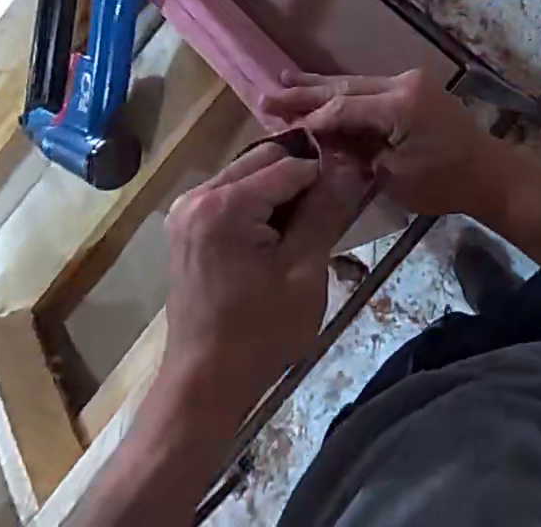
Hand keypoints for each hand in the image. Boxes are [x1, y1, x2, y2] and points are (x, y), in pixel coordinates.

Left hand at [160, 139, 371, 393]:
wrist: (205, 383)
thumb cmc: (260, 332)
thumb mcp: (305, 269)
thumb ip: (327, 210)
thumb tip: (353, 167)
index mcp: (224, 205)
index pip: (291, 164)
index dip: (326, 176)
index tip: (350, 194)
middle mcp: (197, 196)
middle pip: (266, 158)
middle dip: (302, 178)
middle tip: (329, 210)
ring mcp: (187, 209)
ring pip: (251, 171)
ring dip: (282, 188)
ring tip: (306, 224)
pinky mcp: (187, 224)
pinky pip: (235, 191)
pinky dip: (262, 201)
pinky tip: (279, 232)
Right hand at [263, 70, 540, 221]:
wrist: (488, 173)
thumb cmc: (443, 182)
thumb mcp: (393, 174)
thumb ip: (356, 151)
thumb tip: (323, 139)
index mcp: (400, 103)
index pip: (343, 107)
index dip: (309, 119)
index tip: (275, 125)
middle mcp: (404, 83)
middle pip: (345, 87)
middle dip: (306, 93)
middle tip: (267, 94)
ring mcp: (411, 83)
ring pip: (356, 83)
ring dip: (322, 87)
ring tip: (285, 80)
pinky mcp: (414, 91)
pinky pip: (372, 90)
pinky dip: (346, 94)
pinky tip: (322, 90)